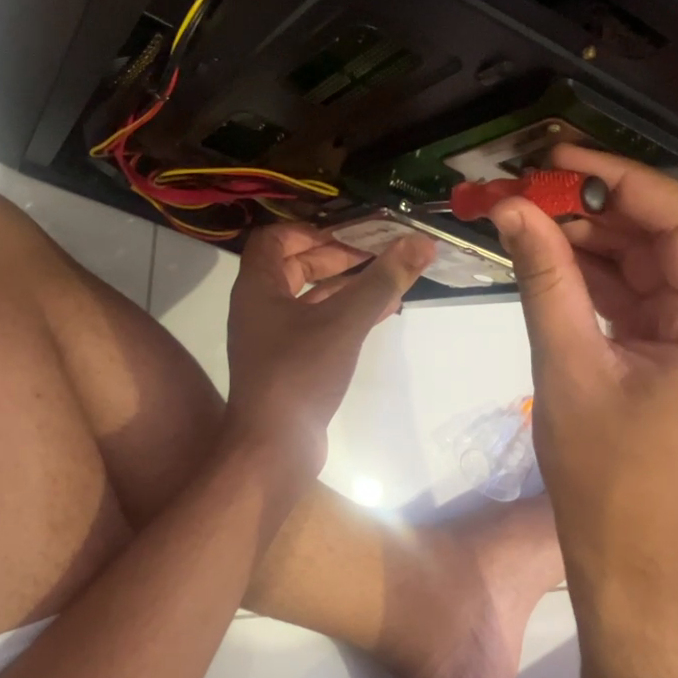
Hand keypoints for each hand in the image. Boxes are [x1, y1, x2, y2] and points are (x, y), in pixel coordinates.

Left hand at [225, 224, 434, 475]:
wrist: (273, 447)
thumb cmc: (300, 373)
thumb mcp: (345, 321)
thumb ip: (382, 280)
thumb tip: (420, 242)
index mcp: (257, 287)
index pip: (274, 237)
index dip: (311, 229)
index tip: (349, 234)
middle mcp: (257, 306)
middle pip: (292, 265)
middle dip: (335, 256)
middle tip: (375, 254)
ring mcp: (270, 337)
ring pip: (307, 297)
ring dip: (344, 286)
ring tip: (388, 280)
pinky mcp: (285, 362)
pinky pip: (314, 325)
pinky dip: (343, 314)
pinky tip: (382, 314)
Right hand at [490, 145, 677, 579]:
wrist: (627, 557)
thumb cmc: (603, 474)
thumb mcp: (566, 365)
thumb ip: (544, 276)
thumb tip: (510, 207)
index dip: (622, 179)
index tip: (557, 156)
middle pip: (671, 237)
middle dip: (598, 206)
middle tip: (528, 185)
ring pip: (654, 261)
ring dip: (594, 236)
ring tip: (528, 212)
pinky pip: (645, 294)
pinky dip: (600, 273)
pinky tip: (550, 250)